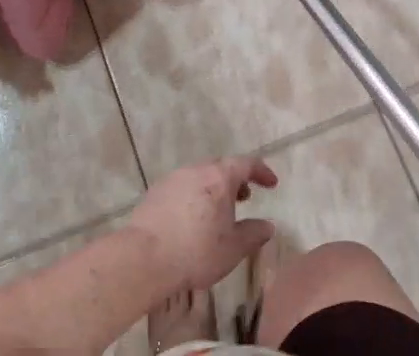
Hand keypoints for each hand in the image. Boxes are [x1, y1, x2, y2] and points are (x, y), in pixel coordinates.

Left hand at [126, 157, 278, 290]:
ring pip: (200, 176)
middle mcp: (194, 170)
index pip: (245, 163)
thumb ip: (254, 233)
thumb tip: (268, 225)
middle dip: (236, 180)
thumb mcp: (234, 248)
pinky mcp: (156, 191)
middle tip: (246, 197)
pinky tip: (195, 218)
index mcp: (217, 178)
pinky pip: (183, 186)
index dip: (261, 171)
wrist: (146, 255)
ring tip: (221, 211)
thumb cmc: (197, 251)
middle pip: (220, 167)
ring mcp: (172, 178)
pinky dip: (196, 195)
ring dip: (214, 188)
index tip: (272, 183)